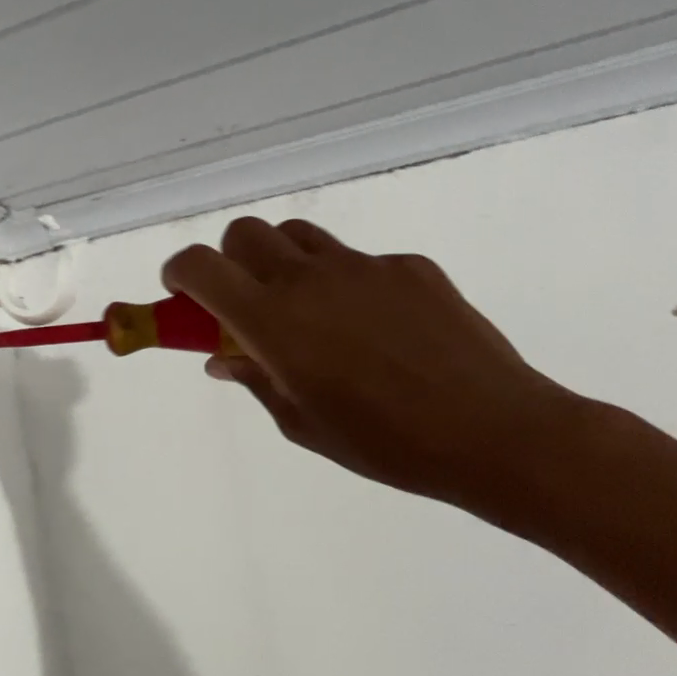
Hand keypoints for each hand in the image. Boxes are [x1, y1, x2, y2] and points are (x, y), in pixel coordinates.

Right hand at [162, 217, 589, 509]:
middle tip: (246, 302)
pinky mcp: (411, 268)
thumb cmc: (384, 443)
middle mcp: (310, 279)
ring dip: (284, 262)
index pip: (200, 265)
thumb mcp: (300, 423)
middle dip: (231, 260)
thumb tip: (223, 360)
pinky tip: (379, 330)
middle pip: (246, 232)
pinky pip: (360, 261)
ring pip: (301, 237)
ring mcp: (364, 267)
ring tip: (308, 310)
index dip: (179, 272)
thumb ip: (255, 380)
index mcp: (272, 321)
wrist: (496, 433)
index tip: (182, 294)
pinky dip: (347, 284)